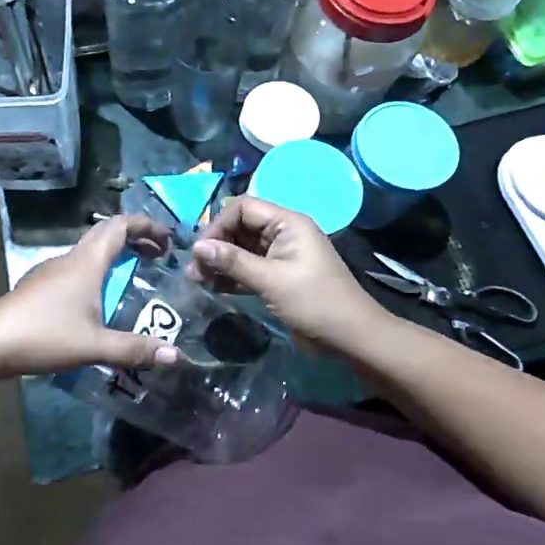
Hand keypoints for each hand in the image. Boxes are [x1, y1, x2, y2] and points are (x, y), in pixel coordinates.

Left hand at [0, 214, 182, 376]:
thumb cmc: (42, 336)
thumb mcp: (94, 346)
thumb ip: (134, 349)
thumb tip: (175, 356)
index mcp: (86, 264)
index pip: (120, 227)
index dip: (147, 227)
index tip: (168, 240)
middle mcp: (69, 260)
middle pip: (105, 234)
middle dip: (135, 239)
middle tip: (157, 255)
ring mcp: (49, 272)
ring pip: (89, 252)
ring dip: (115, 255)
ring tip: (133, 275)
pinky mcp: (37, 288)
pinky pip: (75, 269)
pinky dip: (97, 272)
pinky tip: (98, 300)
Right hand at [190, 197, 390, 355]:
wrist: (350, 335)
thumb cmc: (314, 302)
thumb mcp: (271, 280)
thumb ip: (233, 262)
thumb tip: (197, 247)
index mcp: (288, 223)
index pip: (243, 208)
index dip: (218, 225)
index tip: (199, 251)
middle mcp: (284, 233)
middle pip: (240, 228)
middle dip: (216, 245)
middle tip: (194, 270)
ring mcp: (281, 256)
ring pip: (242, 250)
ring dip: (220, 262)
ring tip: (197, 280)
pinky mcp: (279, 277)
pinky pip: (249, 268)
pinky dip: (231, 275)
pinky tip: (212, 286)